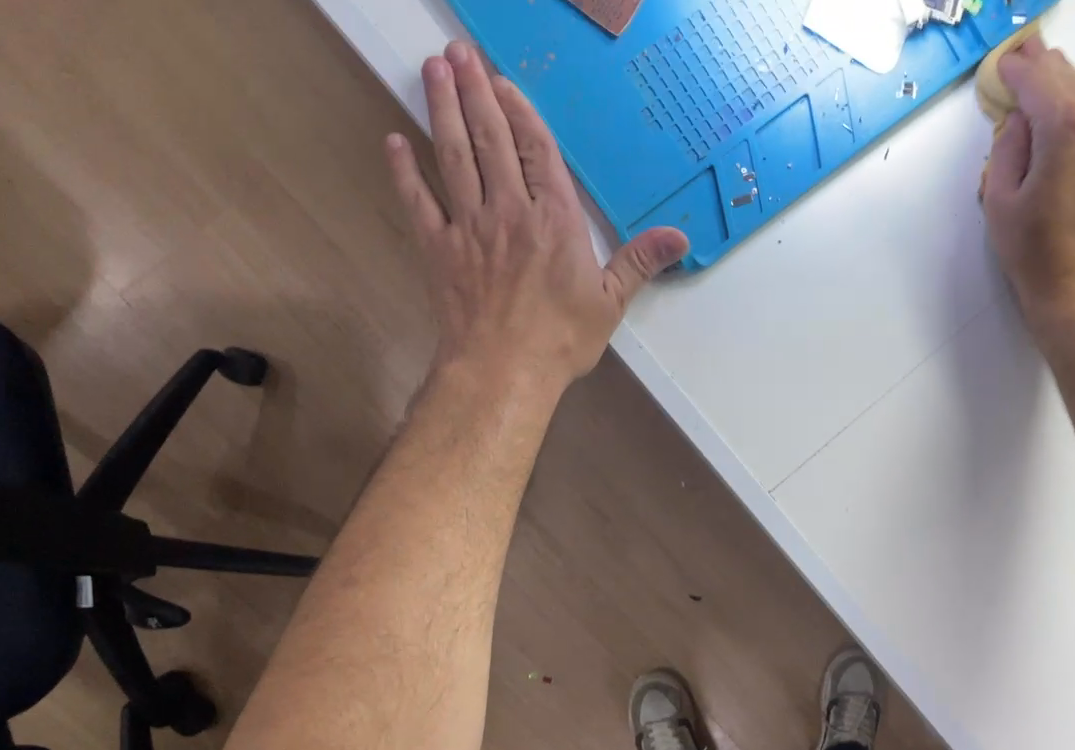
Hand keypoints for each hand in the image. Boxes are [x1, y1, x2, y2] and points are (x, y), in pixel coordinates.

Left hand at [386, 42, 688, 397]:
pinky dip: (405, 171)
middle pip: (490, 140)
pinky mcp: (438, 249)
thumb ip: (640, 262)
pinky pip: (418, 201)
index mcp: (554, 220)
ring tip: (433, 72)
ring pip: (453, 156)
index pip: (536, 152)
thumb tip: (680, 237)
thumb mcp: (611, 302)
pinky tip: (394, 142)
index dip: (520, 114)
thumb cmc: (561, 339)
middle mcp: (509, 211)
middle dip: (475, 92)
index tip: (503, 83)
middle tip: (459, 54)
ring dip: (441, 111)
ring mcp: (468, 227)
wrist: (504, 370)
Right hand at [981, 37, 1074, 364]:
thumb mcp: (999, 198)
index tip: (1000, 67)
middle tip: (1019, 64)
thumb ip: (1007, 145)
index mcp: (1066, 128)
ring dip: (1062, 93)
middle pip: (1067, 78)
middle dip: (1040, 70)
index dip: (1014, 69)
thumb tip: (1018, 121)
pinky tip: (1065, 131)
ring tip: (1039, 96)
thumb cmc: (1033, 252)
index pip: (1036, 78)